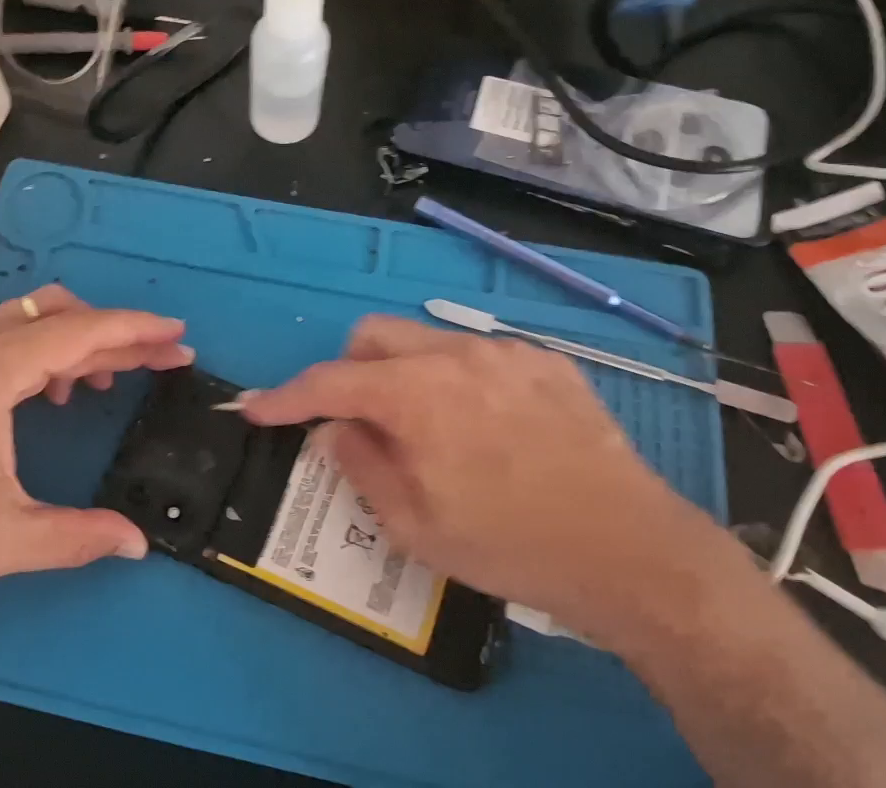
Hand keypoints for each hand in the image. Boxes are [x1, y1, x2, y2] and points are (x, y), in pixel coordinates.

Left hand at [0, 286, 192, 591]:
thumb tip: (137, 542)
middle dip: (119, 333)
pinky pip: (12, 331)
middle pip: (63, 315)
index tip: (178, 333)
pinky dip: (48, 347)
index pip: (79, 332)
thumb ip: (76, 539)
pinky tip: (57, 390)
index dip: (135, 330)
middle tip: (164, 356)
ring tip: (111, 380)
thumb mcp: (3, 540)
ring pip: (36, 317)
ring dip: (82, 339)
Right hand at [241, 316, 745, 644]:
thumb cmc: (509, 545)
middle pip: (374, 336)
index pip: (330, 381)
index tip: (257, 408)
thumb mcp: (414, 526)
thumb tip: (332, 429)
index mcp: (416, 394)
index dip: (286, 396)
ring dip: (404, 374)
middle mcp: (456, 356)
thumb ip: (360, 465)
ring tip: (426, 429)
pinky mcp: (548, 364)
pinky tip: (485, 427)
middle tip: (354, 421)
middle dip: (348, 370)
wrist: (628, 550)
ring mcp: (507, 354)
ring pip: (428, 341)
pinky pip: (480, 356)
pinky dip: (458, 380)